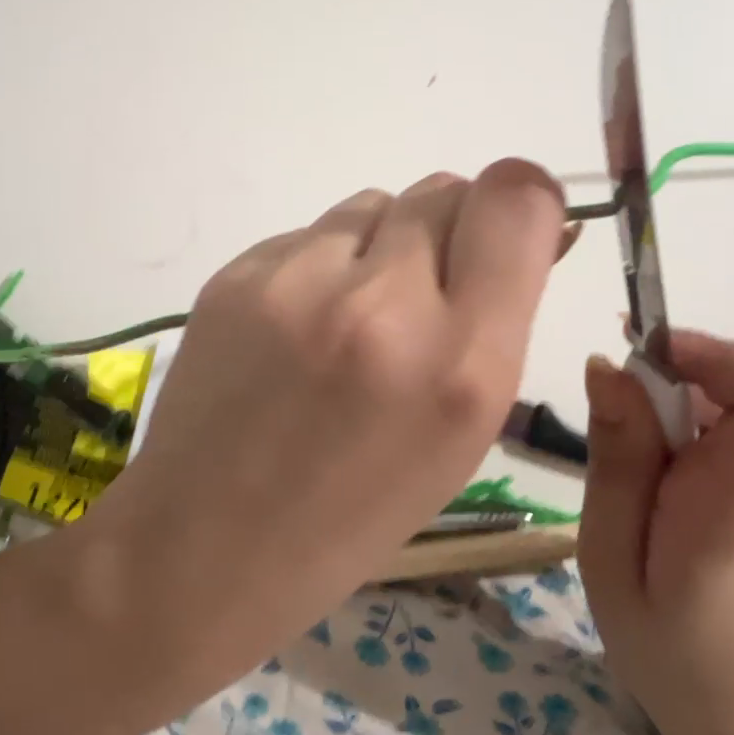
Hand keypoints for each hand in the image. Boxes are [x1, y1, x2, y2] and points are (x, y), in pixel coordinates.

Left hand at [79, 160, 567, 686]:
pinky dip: (320, 266)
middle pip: (447, 189)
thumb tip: (528, 233)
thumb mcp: (460, 441)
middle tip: (420, 297)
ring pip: (376, 203)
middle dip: (451, 231)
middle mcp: (383, 306)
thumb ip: (495, 327)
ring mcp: (298, 282)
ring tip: (347, 320)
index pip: (514, 199)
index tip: (506, 239)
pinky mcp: (236, 273)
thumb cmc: (352, 518)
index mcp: (461, 365)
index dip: (521, 205)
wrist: (206, 545)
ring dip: (382, 246)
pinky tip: (292, 329)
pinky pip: (310, 234)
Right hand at [578, 333, 733, 734]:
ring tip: (626, 478)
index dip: (725, 352)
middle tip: (608, 422)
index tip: (647, 353)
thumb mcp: (610, 563)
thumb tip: (609, 363)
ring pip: (732, 406)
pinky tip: (654, 494)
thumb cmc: (668, 656)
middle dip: (669, 378)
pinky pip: (732, 434)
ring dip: (669, 412)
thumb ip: (616, 460)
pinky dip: (683, 437)